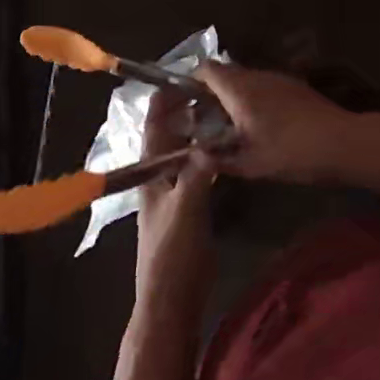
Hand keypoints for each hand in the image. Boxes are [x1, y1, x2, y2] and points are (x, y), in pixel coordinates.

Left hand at [135, 90, 215, 304]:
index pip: (154, 125)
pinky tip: (228, 151)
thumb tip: (211, 141)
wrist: (171, 302)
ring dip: (200, 133)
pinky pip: (198, 171)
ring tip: (225, 113)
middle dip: (187, 112)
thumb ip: (197, 173)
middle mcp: (159, 176)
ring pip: (185, 152)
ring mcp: (174, 192)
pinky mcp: (189, 207)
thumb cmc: (173, 254)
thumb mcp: (186, 209)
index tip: (186, 78)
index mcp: (150, 172)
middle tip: (216, 92)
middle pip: (171, 135)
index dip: (165, 101)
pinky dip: (209, 156)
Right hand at [195, 62, 357, 183]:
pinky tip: (261, 122)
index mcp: (238, 89)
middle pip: (224, 72)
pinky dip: (254, 96)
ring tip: (231, 121)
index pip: (206, 69)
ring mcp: (276, 77)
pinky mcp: (293, 85)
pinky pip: (263, 84)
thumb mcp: (251, 164)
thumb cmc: (291, 152)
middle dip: (211, 89)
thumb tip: (195, 158)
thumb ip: (219, 160)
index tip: (185, 99)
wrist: (343, 143)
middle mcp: (254, 76)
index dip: (191, 79)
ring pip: (245, 78)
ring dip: (234, 93)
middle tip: (204, 114)